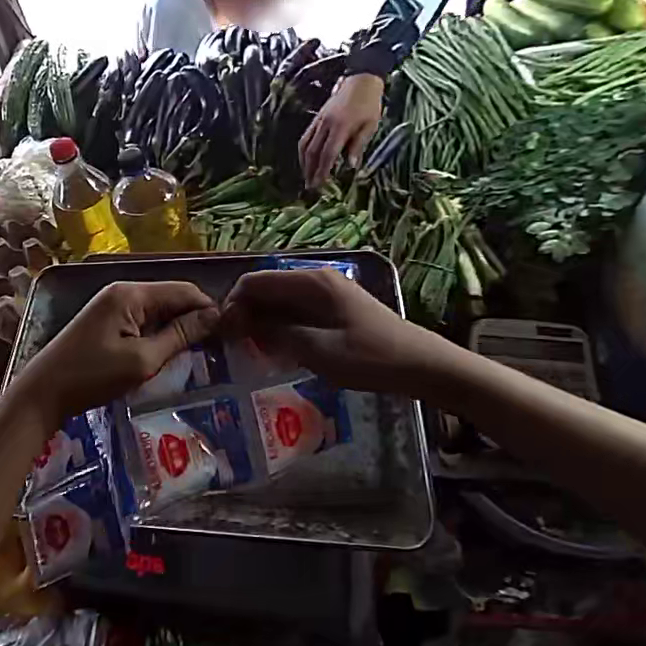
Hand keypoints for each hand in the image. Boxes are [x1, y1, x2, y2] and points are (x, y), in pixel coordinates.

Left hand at [12, 281, 219, 421]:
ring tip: (198, 354)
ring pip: (160, 311)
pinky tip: (169, 354)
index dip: (208, 309)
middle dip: (194, 319)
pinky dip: (160, 334)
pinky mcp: (108, 321)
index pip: (184, 290)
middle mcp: (124, 291)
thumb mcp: (142, 360)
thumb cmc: (92, 376)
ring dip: (178, 329)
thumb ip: (179, 336)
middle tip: (216, 348)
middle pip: (172, 298)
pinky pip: (144, 321)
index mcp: (132, 293)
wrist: (43, 393)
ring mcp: (114, 305)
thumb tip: (214, 316)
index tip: (229, 334)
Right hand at [220, 267, 455, 396]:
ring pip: (280, 302)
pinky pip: (296, 312)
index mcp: (312, 282)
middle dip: (245, 313)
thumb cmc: (371, 358)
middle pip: (266, 289)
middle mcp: (317, 280)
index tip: (224, 334)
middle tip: (234, 347)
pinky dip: (281, 327)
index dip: (233, 303)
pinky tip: (278, 351)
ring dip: (262, 322)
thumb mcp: (318, 351)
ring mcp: (327, 294)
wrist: (421, 365)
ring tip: (252, 352)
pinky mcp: (334, 309)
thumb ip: (277, 335)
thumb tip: (243, 325)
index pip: (256, 281)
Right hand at [298, 73, 383, 188]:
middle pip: (313, 152)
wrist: (361, 80)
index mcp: (340, 128)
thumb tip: (351, 167)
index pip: (328, 154)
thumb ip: (358, 145)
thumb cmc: (369, 104)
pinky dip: (303, 150)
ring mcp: (319, 120)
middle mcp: (326, 125)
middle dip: (310, 170)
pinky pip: (306, 136)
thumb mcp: (370, 126)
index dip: (322, 171)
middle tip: (310, 186)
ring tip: (306, 175)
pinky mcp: (317, 117)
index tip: (319, 185)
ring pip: (306, 144)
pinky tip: (305, 158)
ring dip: (304, 162)